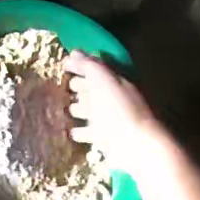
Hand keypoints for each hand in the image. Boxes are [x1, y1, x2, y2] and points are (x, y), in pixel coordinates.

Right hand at [66, 52, 166, 176]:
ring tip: (63, 109)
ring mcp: (111, 121)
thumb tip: (74, 52)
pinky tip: (69, 132)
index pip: (97, 70)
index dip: (81, 66)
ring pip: (92, 112)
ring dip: (79, 109)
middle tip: (64, 86)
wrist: (135, 147)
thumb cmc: (119, 111)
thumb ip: (90, 66)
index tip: (64, 65)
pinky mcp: (107, 140)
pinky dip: (80, 131)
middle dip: (80, 87)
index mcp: (115, 83)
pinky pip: (90, 133)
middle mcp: (114, 100)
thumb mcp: (104, 82)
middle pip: (95, 90)